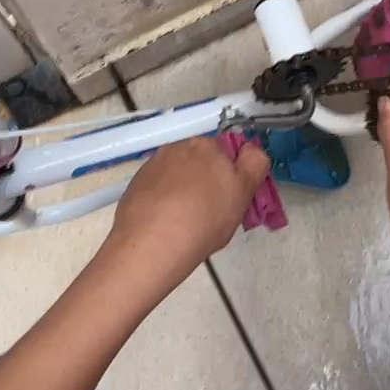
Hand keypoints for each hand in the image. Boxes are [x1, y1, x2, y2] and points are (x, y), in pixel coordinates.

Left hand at [105, 136, 270, 285]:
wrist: (152, 244)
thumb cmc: (205, 219)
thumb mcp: (243, 193)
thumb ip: (254, 165)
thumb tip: (251, 150)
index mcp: (207, 145)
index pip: (226, 151)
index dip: (230, 175)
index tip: (229, 198)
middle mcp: (178, 147)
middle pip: (199, 161)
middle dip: (205, 179)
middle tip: (210, 211)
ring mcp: (153, 165)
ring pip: (176, 174)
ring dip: (183, 188)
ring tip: (184, 221)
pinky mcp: (135, 184)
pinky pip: (156, 188)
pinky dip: (162, 199)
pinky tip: (164, 223)